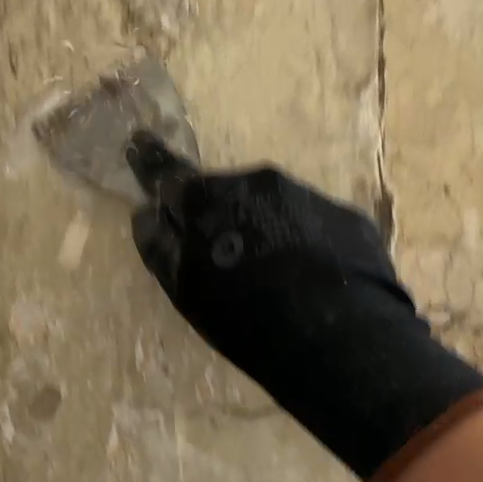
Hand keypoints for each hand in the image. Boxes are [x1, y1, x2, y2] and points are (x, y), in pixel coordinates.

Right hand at [125, 133, 482, 481]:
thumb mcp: (184, 291)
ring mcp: (305, 194)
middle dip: (214, 211)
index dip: (149, 161)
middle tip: (216, 252)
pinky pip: (308, 222)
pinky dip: (297, 240)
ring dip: (258, 226)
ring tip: (267, 271)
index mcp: (206, 198)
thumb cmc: (243, 318)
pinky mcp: (345, 215)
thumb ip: (159, 246)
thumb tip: (147, 213)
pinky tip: (305, 275)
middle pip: (222, 191)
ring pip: (268, 204)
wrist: (340, 338)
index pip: (166, 172)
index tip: (137, 142)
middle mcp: (255, 180)